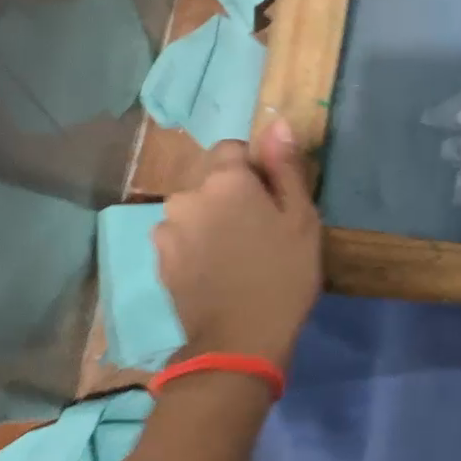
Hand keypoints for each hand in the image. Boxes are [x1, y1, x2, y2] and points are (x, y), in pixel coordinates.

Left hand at [154, 120, 322, 366]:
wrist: (239, 337)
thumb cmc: (283, 273)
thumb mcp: (301, 218)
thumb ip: (286, 168)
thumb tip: (278, 122)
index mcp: (225, 179)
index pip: (235, 149)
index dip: (258, 169)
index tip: (276, 199)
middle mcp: (187, 194)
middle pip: (213, 180)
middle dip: (234, 195)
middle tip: (264, 231)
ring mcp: (167, 227)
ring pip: (197, 209)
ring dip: (215, 220)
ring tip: (241, 254)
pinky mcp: (159, 257)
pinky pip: (184, 235)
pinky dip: (200, 244)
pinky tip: (220, 270)